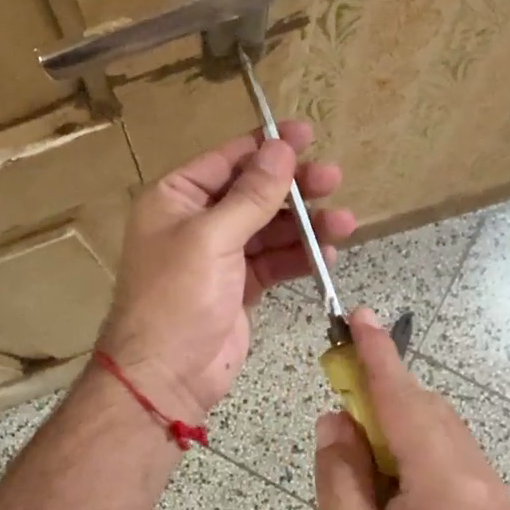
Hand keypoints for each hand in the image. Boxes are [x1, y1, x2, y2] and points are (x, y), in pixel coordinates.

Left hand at [98, 120, 354, 418]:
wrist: (165, 376)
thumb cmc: (177, 298)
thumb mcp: (212, 238)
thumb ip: (251, 195)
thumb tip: (281, 149)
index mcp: (174, 199)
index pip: (226, 161)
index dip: (266, 147)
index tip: (307, 134)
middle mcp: (194, 222)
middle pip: (252, 192)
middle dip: (293, 187)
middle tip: (333, 178)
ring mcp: (218, 256)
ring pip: (268, 228)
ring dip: (304, 225)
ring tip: (344, 222)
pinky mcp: (238, 287)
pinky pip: (273, 262)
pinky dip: (298, 256)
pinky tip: (326, 252)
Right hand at [313, 310, 509, 509]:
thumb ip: (340, 476)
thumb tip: (335, 421)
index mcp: (446, 484)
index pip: (404, 400)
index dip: (377, 356)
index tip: (358, 316)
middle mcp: (482, 481)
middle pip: (428, 414)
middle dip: (383, 396)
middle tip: (336, 405)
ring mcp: (498, 503)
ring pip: (443, 439)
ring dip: (400, 429)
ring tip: (356, 456)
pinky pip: (454, 467)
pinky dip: (418, 457)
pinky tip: (389, 489)